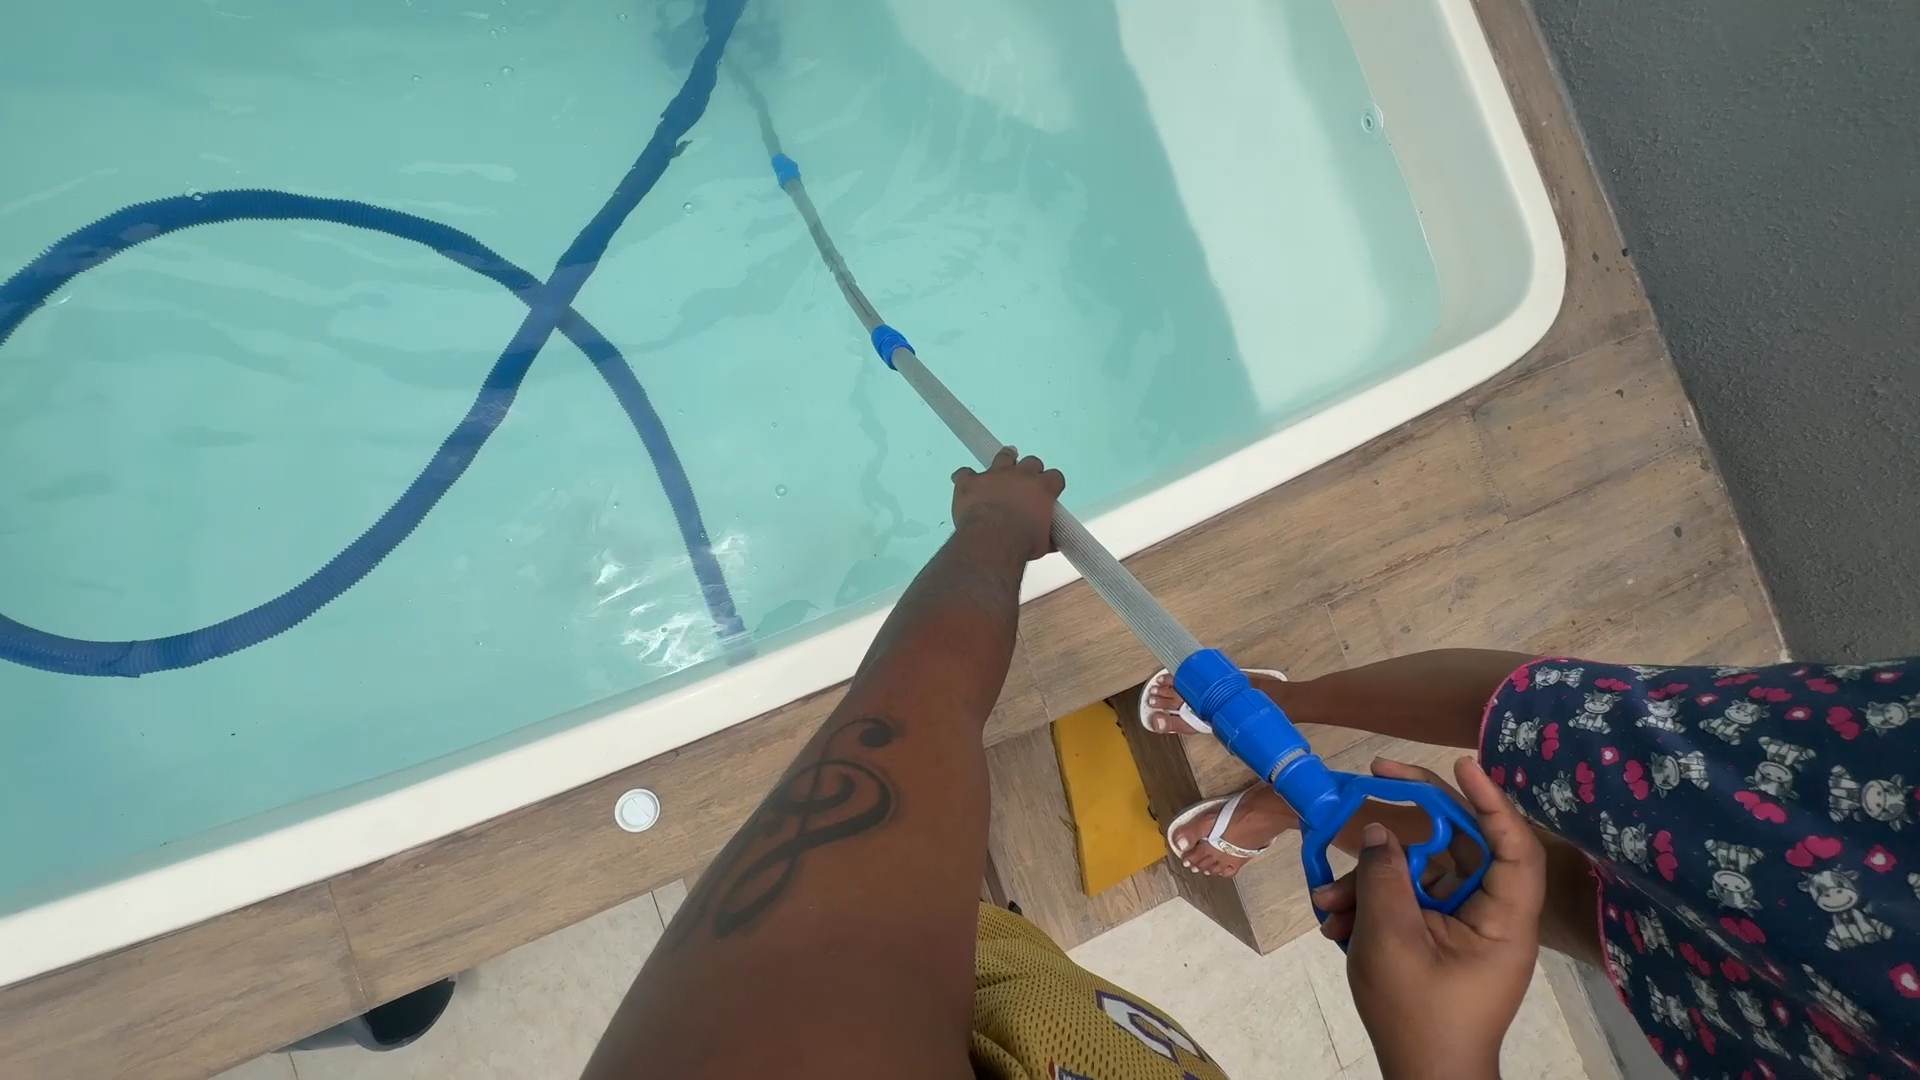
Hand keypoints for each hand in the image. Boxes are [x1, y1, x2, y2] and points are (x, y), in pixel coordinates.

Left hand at [951, 447, 1063, 561]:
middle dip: (1029, 471)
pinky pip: (965, 473)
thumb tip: (1052, 543)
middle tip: (1024, 484)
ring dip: (1003, 460)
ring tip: (1001, 469)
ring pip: (1003, 457)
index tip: (1047, 493)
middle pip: (1031, 462)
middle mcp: (1021, 475)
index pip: (1055, 477)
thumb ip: (1047, 537)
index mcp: (1043, 489)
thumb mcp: (1042, 545)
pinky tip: (965, 486)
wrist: (992, 541)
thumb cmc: (1023, 544)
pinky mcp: (970, 481)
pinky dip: (965, 479)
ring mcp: (994, 474)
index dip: (1051, 484)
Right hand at [1313, 758, 1543, 1079]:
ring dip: (1368, 877)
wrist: (1420, 1075)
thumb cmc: (1418, 1013)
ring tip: (1328, 901)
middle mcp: (1488, 914)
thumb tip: (1380, 832)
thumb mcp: (1391, 938)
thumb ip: (1384, 876)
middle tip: (1375, 774)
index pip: (1512, 848)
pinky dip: (1366, 899)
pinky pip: (1402, 895)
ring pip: (1418, 870)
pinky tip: (1333, 917)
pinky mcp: (1432, 932)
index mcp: (1503, 921)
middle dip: (1410, 816)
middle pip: (1457, 844)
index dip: (1492, 801)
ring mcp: (1459, 922)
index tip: (1461, 763)